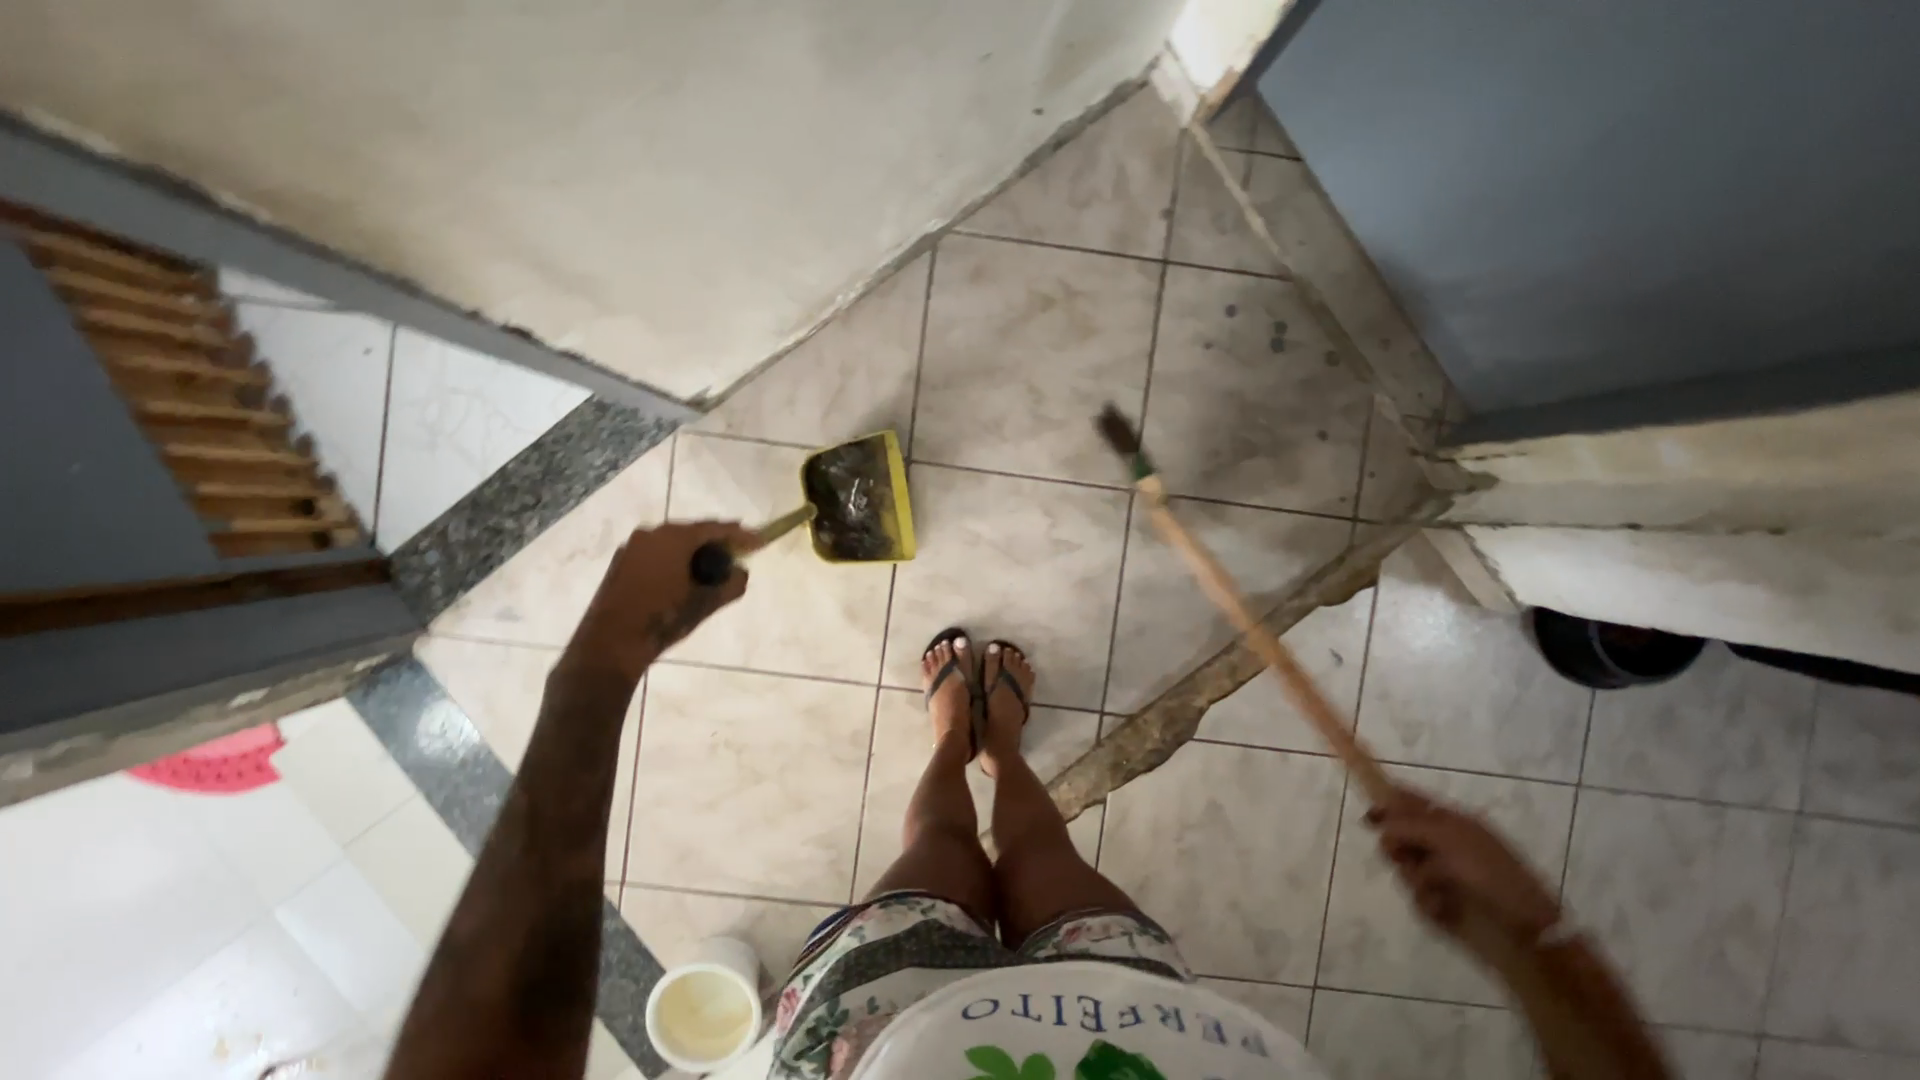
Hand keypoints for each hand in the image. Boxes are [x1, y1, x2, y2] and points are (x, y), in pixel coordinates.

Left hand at [560, 521, 754, 682]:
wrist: (610, 644)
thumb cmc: (662, 619)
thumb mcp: (705, 604)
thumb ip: (731, 584)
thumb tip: (741, 573)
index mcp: (673, 538)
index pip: (715, 528)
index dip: (740, 535)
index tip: (760, 541)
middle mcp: (651, 533)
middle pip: (693, 532)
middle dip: (717, 543)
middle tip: (737, 555)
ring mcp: (632, 547)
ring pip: (673, 543)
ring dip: (695, 554)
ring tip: (712, 571)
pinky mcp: (621, 563)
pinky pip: (657, 554)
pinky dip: (675, 561)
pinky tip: (684, 579)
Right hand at [1365, 789, 1561, 947]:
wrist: (1523, 931)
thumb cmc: (1491, 876)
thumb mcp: (1448, 839)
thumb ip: (1408, 825)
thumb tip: (1381, 824)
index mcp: (1453, 823)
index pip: (1413, 803)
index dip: (1388, 804)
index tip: (1369, 818)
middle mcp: (1445, 846)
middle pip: (1400, 837)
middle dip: (1398, 848)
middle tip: (1402, 856)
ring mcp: (1443, 877)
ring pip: (1405, 869)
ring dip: (1417, 879)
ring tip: (1438, 890)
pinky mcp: (1441, 905)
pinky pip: (1417, 897)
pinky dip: (1429, 902)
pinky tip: (1446, 909)